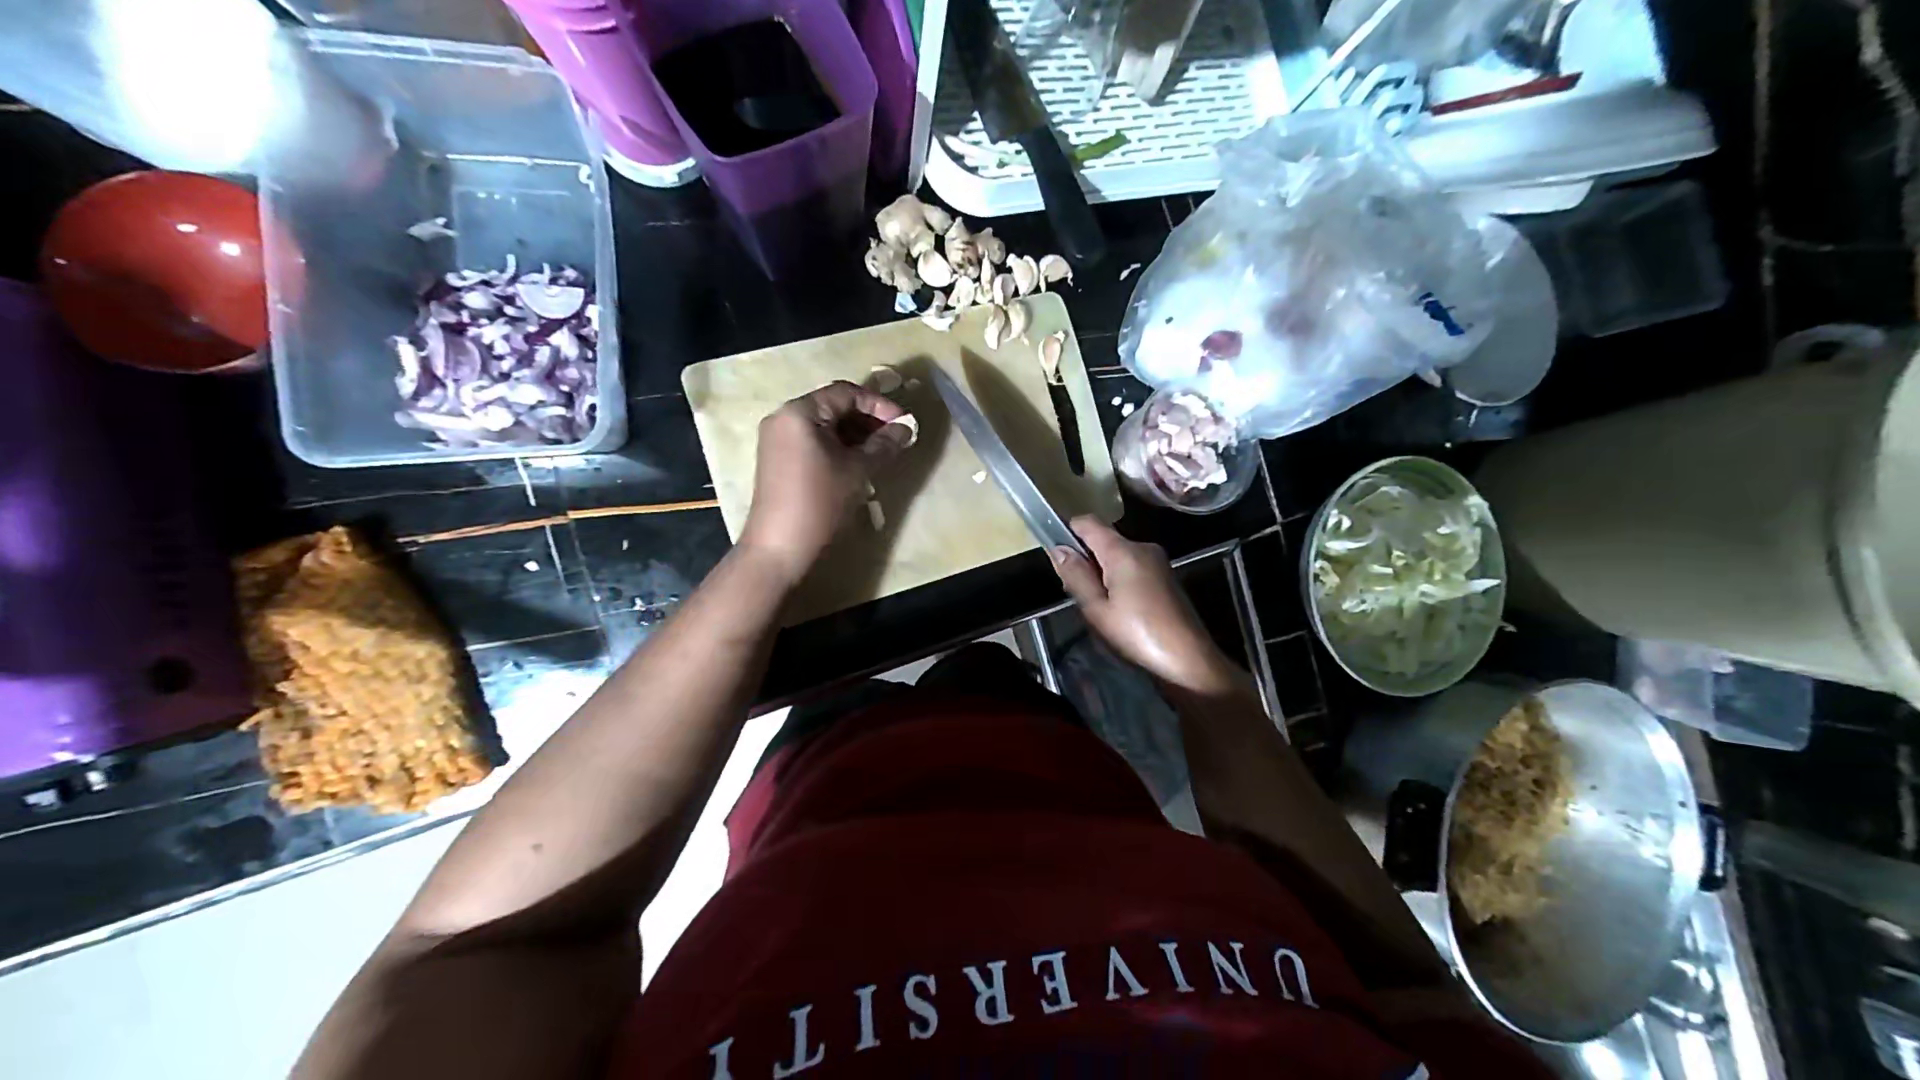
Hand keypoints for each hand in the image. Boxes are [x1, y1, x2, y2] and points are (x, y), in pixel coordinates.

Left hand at [738, 380, 913, 586]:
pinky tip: (858, 463)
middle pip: (833, 406)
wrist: (779, 546)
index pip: (846, 393)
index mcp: (800, 412)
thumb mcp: (857, 470)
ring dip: (855, 434)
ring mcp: (778, 439)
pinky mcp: (778, 459)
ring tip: (882, 452)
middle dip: (868, 419)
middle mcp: (784, 418)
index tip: (903, 422)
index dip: (879, 405)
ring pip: (824, 425)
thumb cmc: (819, 501)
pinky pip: (813, 441)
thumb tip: (907, 428)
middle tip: (896, 438)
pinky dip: (838, 446)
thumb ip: (884, 444)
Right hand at [1050, 516, 1241, 694]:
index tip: (1056, 554)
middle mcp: (1142, 547)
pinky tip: (1118, 607)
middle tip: (1075, 591)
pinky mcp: (1165, 575)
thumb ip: (1076, 575)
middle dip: (1085, 558)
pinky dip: (1119, 578)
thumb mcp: (1097, 609)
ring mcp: (1157, 560)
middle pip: (1103, 539)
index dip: (1068, 531)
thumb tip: (1058, 549)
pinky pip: (1132, 565)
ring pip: (1118, 554)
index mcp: (1123, 551)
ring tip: (1097, 605)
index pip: (1088, 522)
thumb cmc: (1137, 634)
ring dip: (1102, 571)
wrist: (1188, 658)